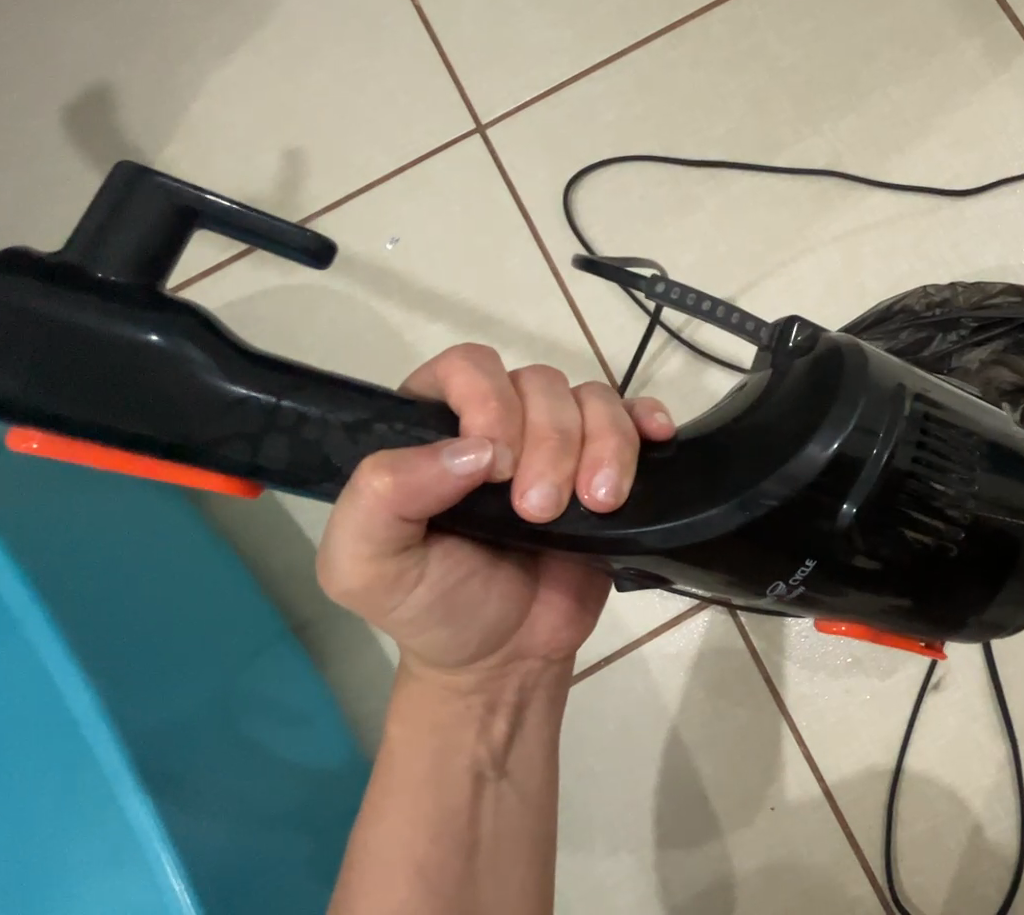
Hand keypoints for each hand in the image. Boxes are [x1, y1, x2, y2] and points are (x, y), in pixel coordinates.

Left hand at [316, 344, 674, 689]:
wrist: (508, 655)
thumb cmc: (434, 606)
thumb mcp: (366, 565)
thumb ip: (383, 495)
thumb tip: (474, 450)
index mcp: (435, 428)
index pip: (466, 368)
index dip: (488, 402)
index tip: (498, 468)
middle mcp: (501, 422)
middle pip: (541, 383)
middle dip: (551, 443)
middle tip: (540, 511)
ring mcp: (562, 441)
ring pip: (595, 398)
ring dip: (605, 445)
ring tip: (599, 505)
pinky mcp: (610, 462)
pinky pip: (636, 416)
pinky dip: (647, 421)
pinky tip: (657, 439)